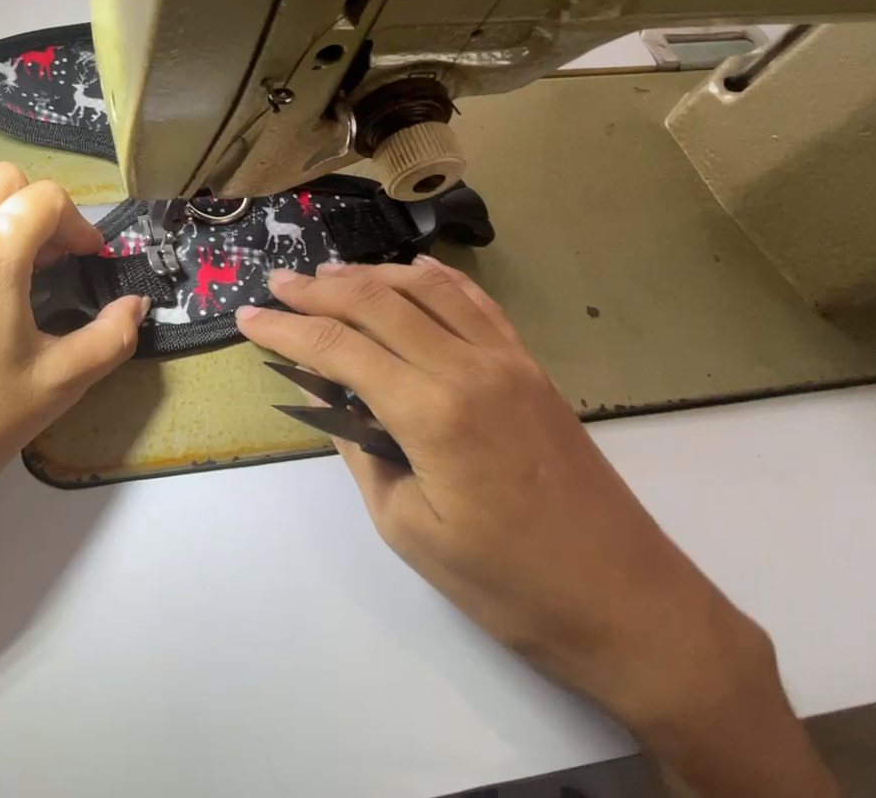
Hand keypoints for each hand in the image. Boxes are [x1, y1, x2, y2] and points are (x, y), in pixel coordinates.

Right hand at [237, 259, 837, 795]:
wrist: (628, 604)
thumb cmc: (507, 584)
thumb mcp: (409, 527)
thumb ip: (362, 451)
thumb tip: (329, 398)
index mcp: (432, 413)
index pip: (340, 350)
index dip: (286, 330)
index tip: (247, 319)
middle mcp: (469, 369)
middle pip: (380, 304)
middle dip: (320, 290)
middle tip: (277, 283)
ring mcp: (509, 364)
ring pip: (429, 291)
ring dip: (373, 275)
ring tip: (330, 273)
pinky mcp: (534, 372)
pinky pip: (480, 306)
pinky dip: (441, 281)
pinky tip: (416, 271)